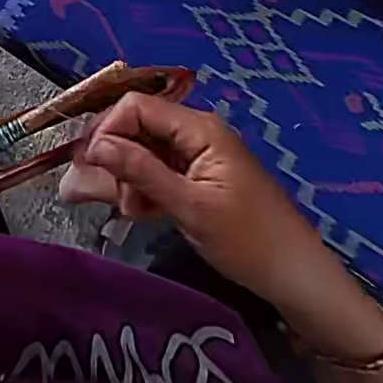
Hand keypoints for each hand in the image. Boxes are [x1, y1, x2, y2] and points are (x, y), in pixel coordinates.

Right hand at [60, 94, 382, 356]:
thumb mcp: (190, 206)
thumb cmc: (248, 240)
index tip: (88, 162)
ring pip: (143, 151)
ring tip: (119, 208)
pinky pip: (156, 171)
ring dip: (125, 176)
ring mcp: (195, 155)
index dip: (108, 128)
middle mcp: (194, 132)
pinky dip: (141, 188)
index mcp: (198, 127)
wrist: (296, 277)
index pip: (138, 106)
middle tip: (87, 186)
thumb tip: (95, 145)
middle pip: (137, 126)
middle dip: (112, 154)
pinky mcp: (195, 177)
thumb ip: (141, 171)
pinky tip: (134, 210)